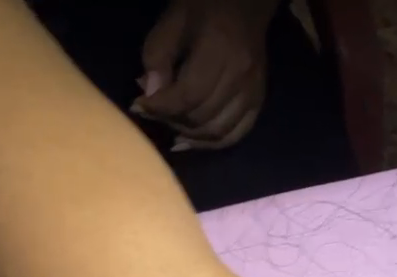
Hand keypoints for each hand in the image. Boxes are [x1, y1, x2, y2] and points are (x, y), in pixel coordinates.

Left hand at [134, 0, 275, 149]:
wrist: (245, 4)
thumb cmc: (204, 6)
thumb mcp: (172, 21)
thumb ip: (157, 56)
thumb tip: (150, 97)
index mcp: (219, 50)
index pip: (188, 95)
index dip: (160, 107)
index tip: (139, 106)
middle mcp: (240, 77)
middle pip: (202, 117)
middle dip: (171, 121)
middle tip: (153, 114)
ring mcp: (253, 94)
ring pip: (217, 132)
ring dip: (189, 136)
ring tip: (170, 128)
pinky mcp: (258, 103)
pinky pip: (235, 136)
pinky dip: (211, 144)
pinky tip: (191, 141)